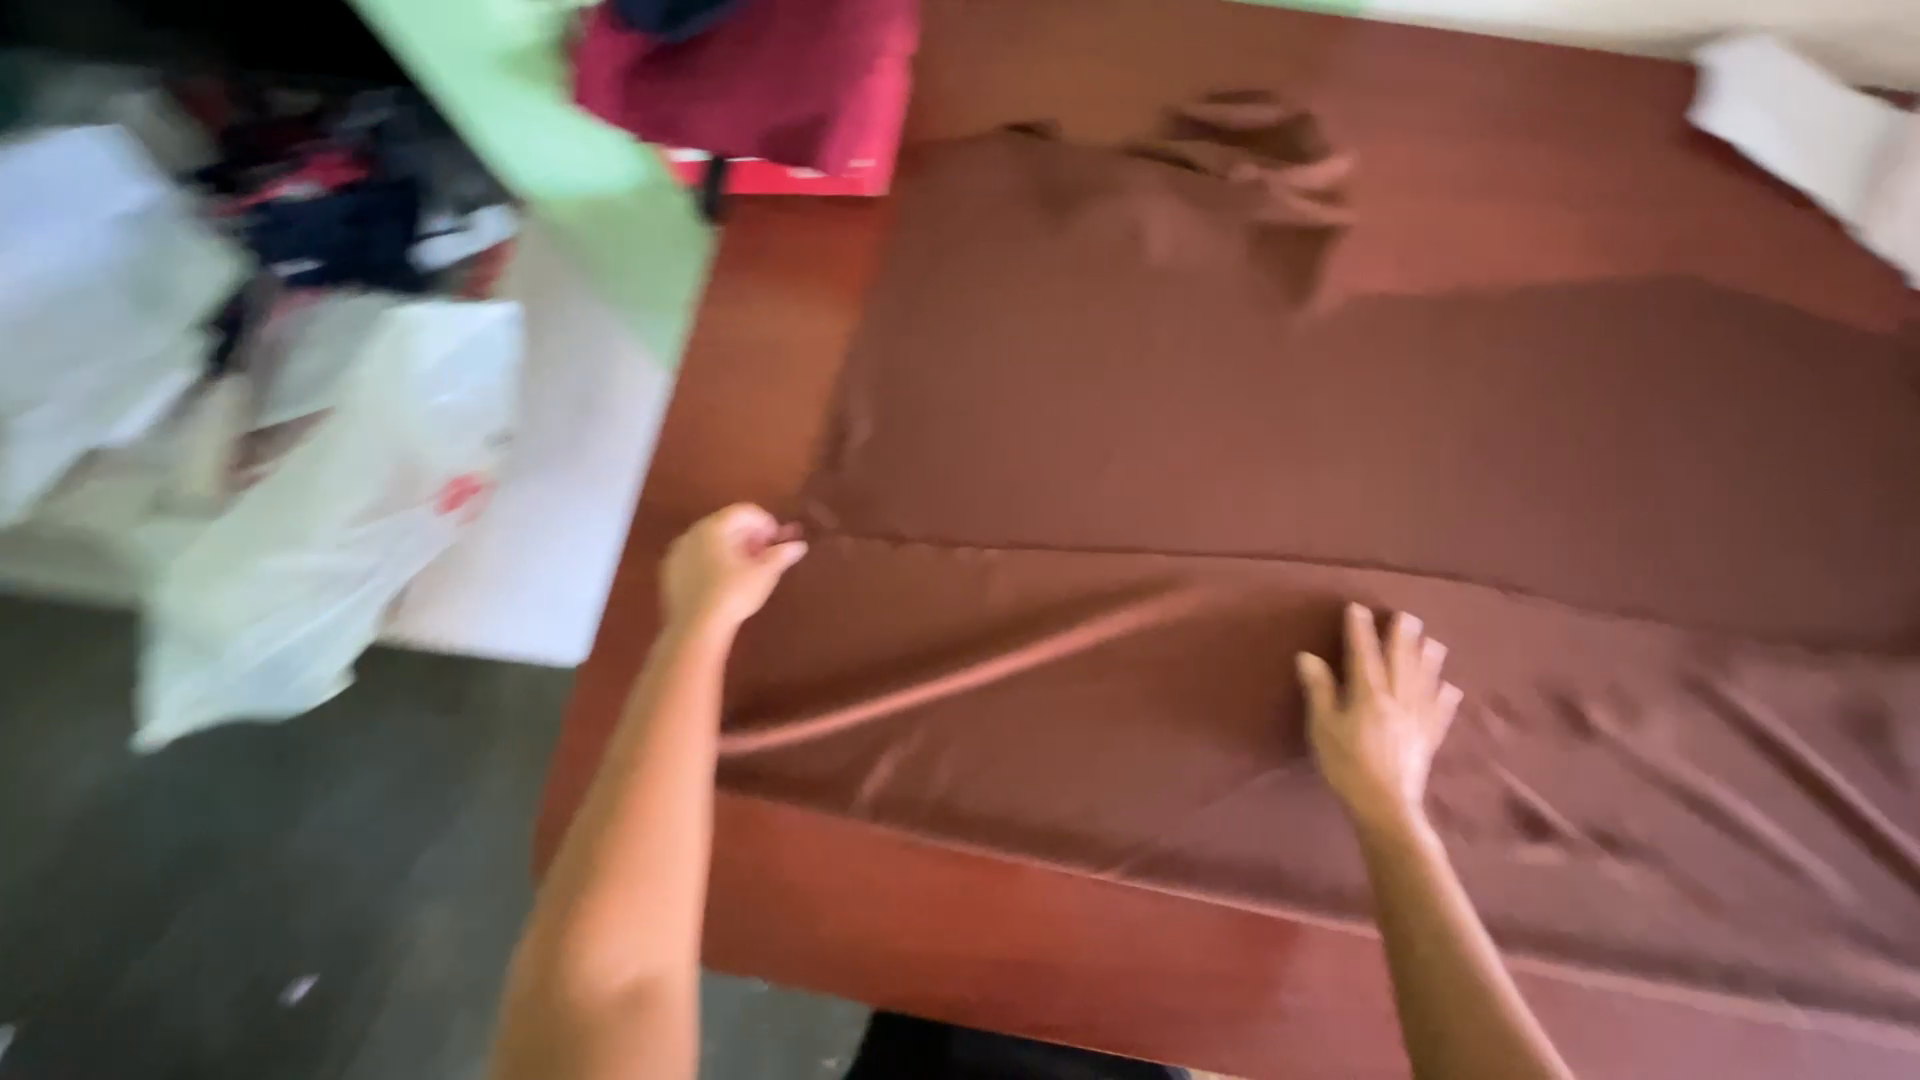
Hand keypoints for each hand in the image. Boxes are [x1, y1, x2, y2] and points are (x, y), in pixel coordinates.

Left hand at [660, 504, 807, 632]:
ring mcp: (678, 552)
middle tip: (765, 553)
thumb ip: (781, 555)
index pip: (745, 511)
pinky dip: (713, 560)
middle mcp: (693, 532)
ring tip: (747, 568)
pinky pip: (697, 556)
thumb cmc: (733, 594)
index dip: (766, 522)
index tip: (778, 540)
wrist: (695, 627)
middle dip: (749, 535)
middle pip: (726, 524)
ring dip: (731, 548)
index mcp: (715, 527)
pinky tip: (724, 580)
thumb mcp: (764, 574)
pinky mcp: (670, 572)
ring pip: (711, 540)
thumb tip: (799, 545)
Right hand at [1298, 604, 1462, 830]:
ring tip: (1434, 642)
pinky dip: (1446, 699)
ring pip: (1425, 682)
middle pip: (1401, 662)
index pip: (1362, 655)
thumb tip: (1308, 656)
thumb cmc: (1345, 764)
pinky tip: (1451, 688)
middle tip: (1407, 616)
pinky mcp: (1429, 740)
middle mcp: (1398, 700)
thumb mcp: (1322, 727)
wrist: (1384, 805)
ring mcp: (1417, 720)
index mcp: (1368, 695)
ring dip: (1429, 660)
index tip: (1358, 608)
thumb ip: (1319, 690)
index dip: (1360, 631)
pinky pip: (1440, 713)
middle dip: (1402, 637)